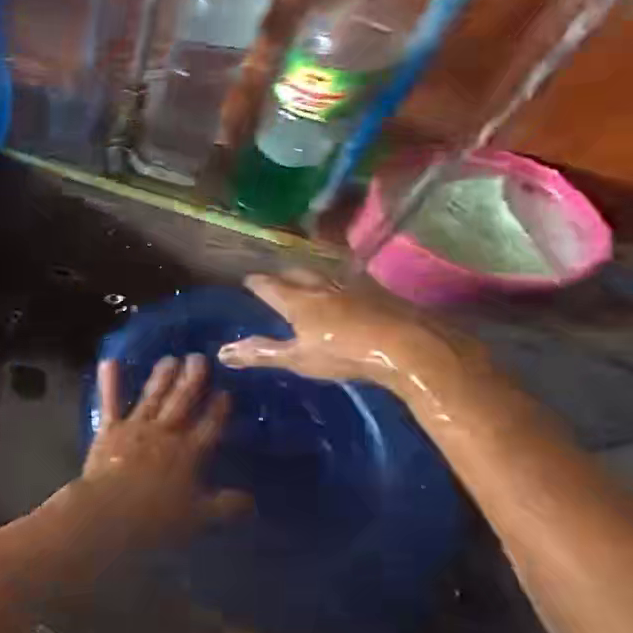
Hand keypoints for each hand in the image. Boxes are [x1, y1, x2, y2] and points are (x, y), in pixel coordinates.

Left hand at [72, 354, 250, 545]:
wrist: (110, 510)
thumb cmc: (156, 518)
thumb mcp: (199, 518)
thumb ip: (226, 507)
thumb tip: (252, 501)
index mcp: (189, 453)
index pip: (210, 425)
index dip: (218, 408)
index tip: (225, 391)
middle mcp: (165, 433)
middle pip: (183, 401)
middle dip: (193, 379)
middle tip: (199, 357)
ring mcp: (136, 427)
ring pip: (153, 396)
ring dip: (162, 376)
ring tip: (170, 358)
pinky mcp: (109, 429)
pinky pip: (110, 402)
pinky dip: (110, 382)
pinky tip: (110, 361)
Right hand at [216, 269, 480, 392]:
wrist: (410, 346)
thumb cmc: (346, 354)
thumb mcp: (298, 358)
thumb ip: (262, 353)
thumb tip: (222, 352)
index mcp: (298, 300)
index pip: (269, 285)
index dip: (256, 282)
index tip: (248, 281)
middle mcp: (322, 287)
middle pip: (296, 274)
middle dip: (282, 275)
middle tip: (275, 279)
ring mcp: (353, 287)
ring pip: (324, 276)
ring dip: (312, 278)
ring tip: (307, 285)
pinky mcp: (380, 294)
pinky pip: (350, 283)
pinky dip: (338, 287)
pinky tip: (346, 297)